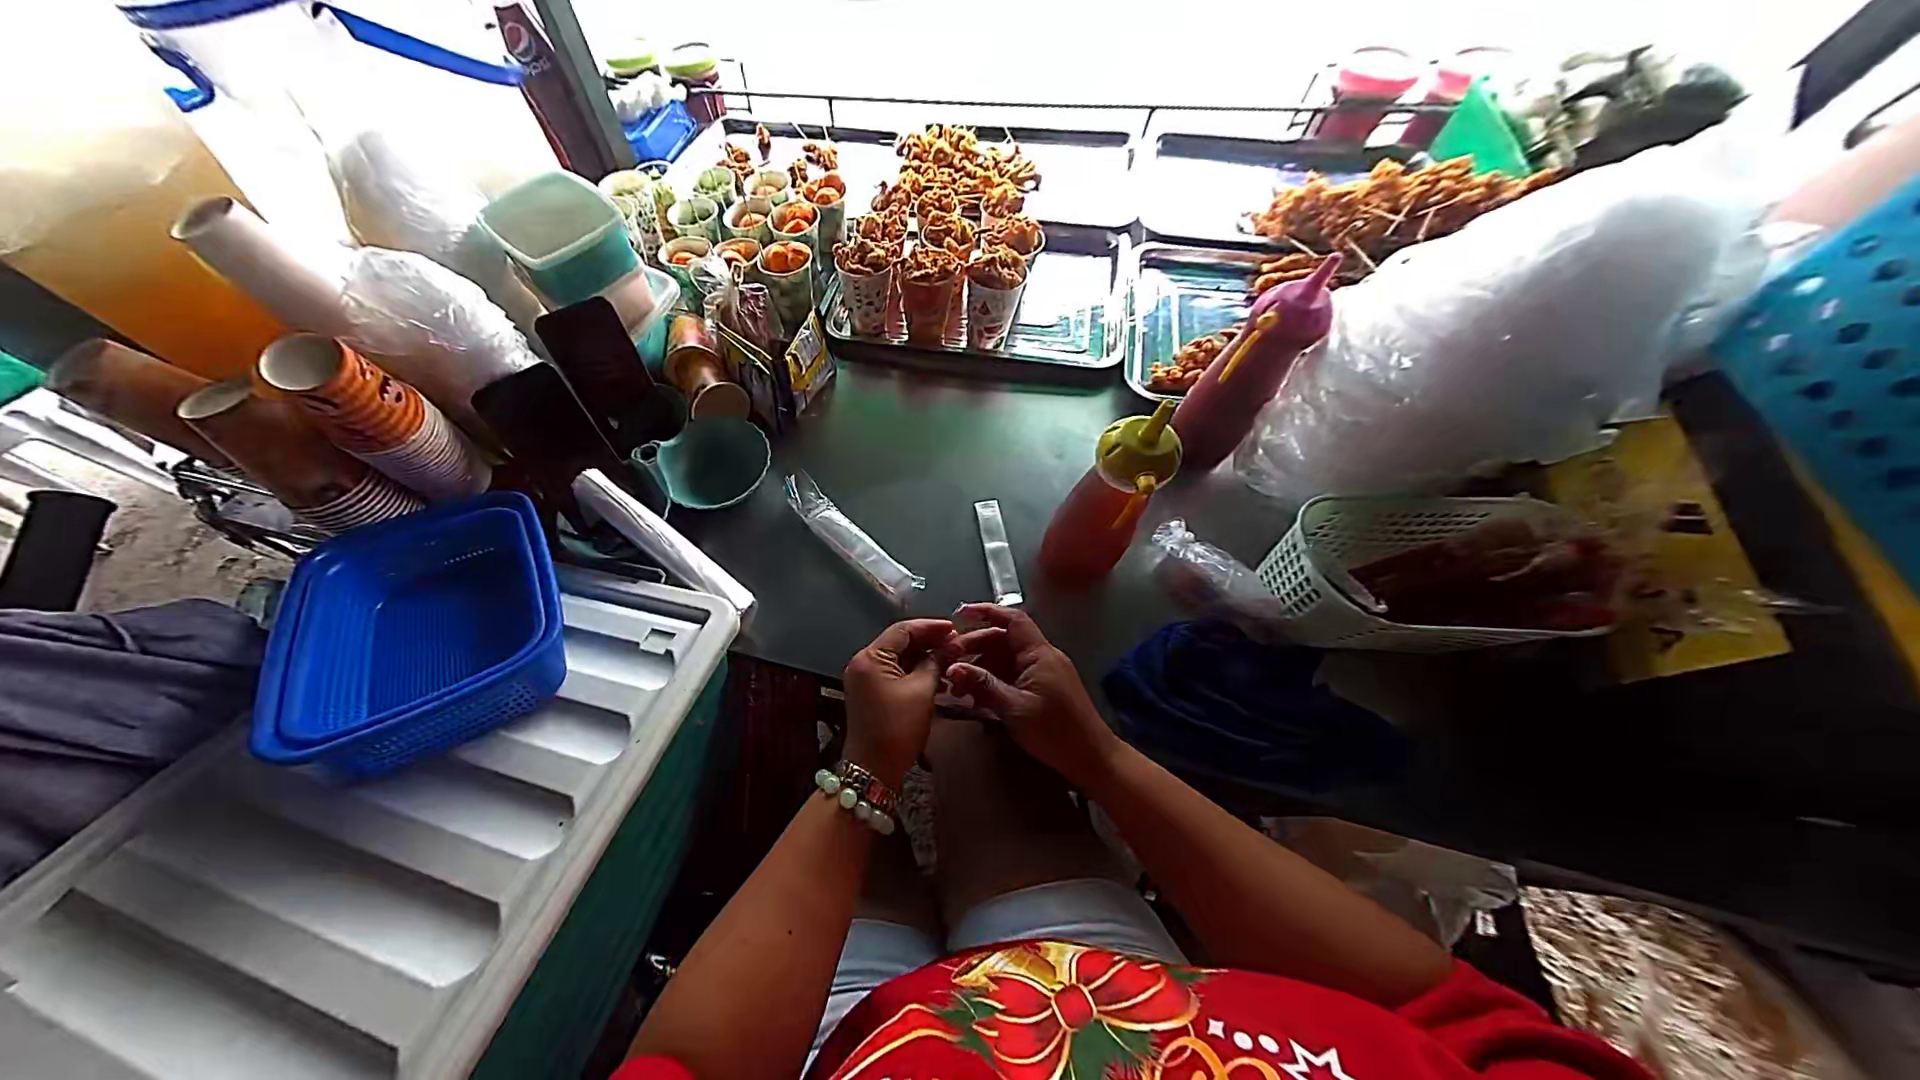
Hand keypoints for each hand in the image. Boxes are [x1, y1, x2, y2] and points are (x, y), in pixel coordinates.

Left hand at [842, 619, 960, 785]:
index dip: (931, 627)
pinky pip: (895, 672)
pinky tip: (937, 677)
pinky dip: (915, 671)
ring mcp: (865, 678)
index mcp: (869, 658)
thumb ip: (936, 662)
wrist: (874, 770)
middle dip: (929, 641)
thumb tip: (952, 644)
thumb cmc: (897, 729)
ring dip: (924, 657)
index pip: (903, 630)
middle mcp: (862, 663)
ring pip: (899, 657)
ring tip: (951, 659)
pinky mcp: (871, 692)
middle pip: (900, 642)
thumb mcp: (922, 691)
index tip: (955, 628)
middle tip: (956, 643)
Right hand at [944, 604, 1120, 784]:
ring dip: (980, 668)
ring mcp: (1043, 673)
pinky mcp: (1042, 689)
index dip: (986, 611)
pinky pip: (1012, 676)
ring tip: (956, 686)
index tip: (960, 613)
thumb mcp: (1015, 709)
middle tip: (948, 662)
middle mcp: (1042, 657)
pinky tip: (975, 699)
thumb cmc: (1056, 732)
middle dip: (974, 647)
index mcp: (1039, 654)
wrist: (1092, 759)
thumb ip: (984, 685)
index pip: (1012, 620)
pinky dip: (992, 682)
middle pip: (1003, 640)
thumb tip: (953, 668)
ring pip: (1005, 659)